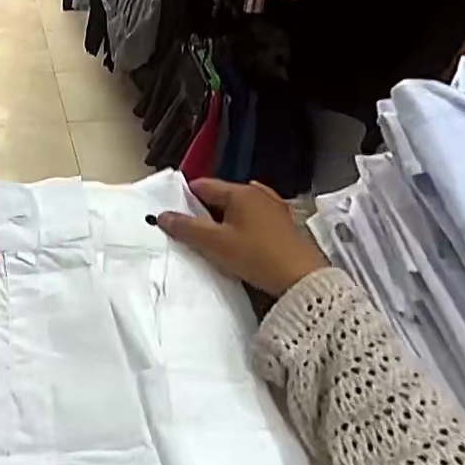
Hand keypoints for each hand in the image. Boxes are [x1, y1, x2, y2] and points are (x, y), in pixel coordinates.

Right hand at [154, 178, 328, 296]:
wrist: (300, 278)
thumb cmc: (257, 257)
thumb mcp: (217, 244)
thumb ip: (188, 228)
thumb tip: (163, 216)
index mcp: (240, 192)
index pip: (204, 186)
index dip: (186, 198)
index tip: (173, 214)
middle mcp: (258, 193)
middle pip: (221, 196)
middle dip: (204, 212)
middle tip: (190, 233)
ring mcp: (273, 207)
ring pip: (238, 208)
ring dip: (223, 221)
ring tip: (212, 242)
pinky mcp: (282, 223)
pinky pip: (253, 218)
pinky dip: (240, 227)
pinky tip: (237, 243)